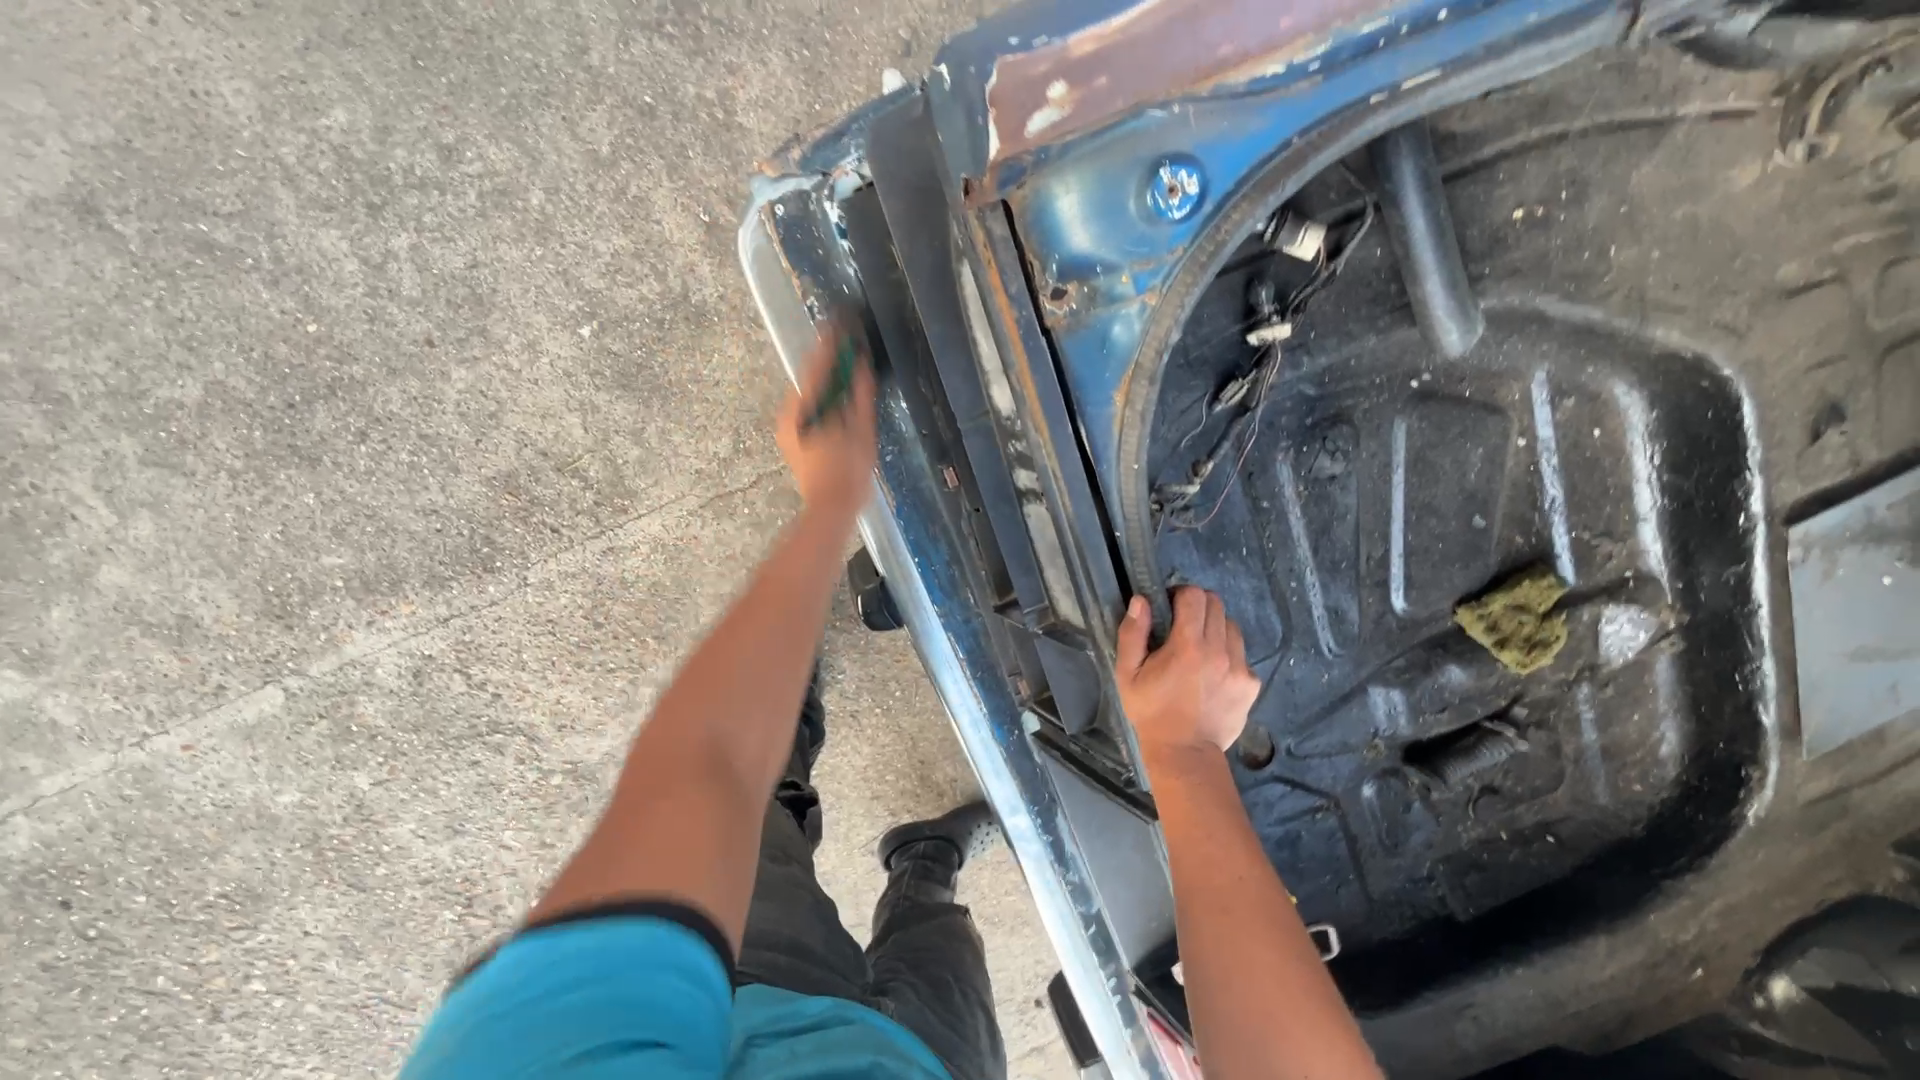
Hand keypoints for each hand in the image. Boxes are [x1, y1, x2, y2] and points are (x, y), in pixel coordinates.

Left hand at [775, 330, 877, 519]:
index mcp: (806, 408)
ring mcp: (787, 426)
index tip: (839, 322)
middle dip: (827, 360)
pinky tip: (836, 397)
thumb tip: (860, 364)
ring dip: (825, 379)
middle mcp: (790, 412)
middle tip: (845, 341)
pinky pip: (806, 407)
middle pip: (809, 377)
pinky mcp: (791, 437)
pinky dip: (820, 397)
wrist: (829, 508)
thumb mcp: (862, 432)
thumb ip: (861, 395)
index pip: (817, 365)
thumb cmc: (848, 473)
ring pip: (807, 392)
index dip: (830, 343)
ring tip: (844, 366)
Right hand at [1115, 586, 1260, 758]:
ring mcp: (1240, 667)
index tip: (1170, 606)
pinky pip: (1242, 654)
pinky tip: (1213, 673)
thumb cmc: (1151, 712)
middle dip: (1198, 606)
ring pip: (1231, 626)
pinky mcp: (1251, 683)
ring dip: (1215, 628)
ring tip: (1200, 650)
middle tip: (1183, 624)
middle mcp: (1219, 651)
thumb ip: (1133, 634)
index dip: (1180, 594)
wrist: (1185, 753)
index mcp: (1188, 646)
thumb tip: (1141, 601)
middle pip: (1216, 604)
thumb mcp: (1128, 674)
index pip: (1194, 596)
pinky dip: (1228, 655)